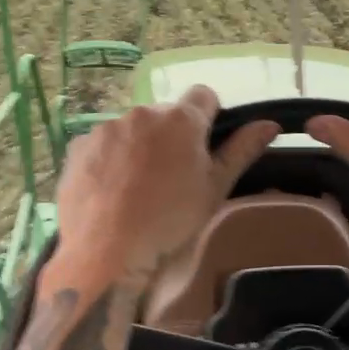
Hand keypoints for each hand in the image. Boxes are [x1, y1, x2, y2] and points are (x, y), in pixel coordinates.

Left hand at [49, 86, 278, 283]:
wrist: (106, 254)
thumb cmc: (171, 222)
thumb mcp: (215, 188)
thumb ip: (241, 150)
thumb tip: (270, 124)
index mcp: (181, 119)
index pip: (204, 95)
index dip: (210, 117)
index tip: (207, 148)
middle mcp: (141, 112)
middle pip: (166, 115)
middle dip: (172, 137)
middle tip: (175, 179)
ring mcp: (105, 128)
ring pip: (133, 130)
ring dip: (141, 148)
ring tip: (139, 191)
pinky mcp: (78, 148)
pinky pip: (104, 146)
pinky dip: (112, 161)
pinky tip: (112, 195)